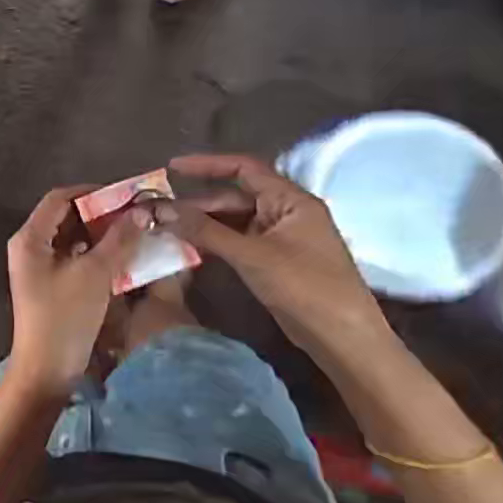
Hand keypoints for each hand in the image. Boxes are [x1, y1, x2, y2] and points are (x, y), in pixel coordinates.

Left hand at [6, 185, 145, 397]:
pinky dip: (95, 253)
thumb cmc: (65, 317)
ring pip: (71, 237)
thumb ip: (118, 239)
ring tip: (133, 231)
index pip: (60, 198)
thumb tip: (142, 211)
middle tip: (134, 212)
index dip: (91, 191)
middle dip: (99, 212)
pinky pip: (73, 257)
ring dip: (99, 233)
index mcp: (30, 238)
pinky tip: (121, 256)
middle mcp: (29, 247)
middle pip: (65, 216)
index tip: (124, 194)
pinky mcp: (50, 284)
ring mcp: (38, 267)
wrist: (46, 370)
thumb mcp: (95, 274)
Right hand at [164, 153, 388, 351]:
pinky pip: (239, 241)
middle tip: (160, 210)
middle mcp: (285, 212)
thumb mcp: (251, 255)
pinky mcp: (274, 261)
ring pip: (234, 221)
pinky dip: (215, 241)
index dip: (207, 165)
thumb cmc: (305, 287)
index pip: (244, 169)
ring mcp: (280, 238)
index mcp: (290, 200)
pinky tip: (189, 246)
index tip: (173, 167)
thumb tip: (163, 210)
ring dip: (203, 224)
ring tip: (167, 227)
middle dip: (198, 202)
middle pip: (235, 197)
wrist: (343, 338)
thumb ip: (206, 231)